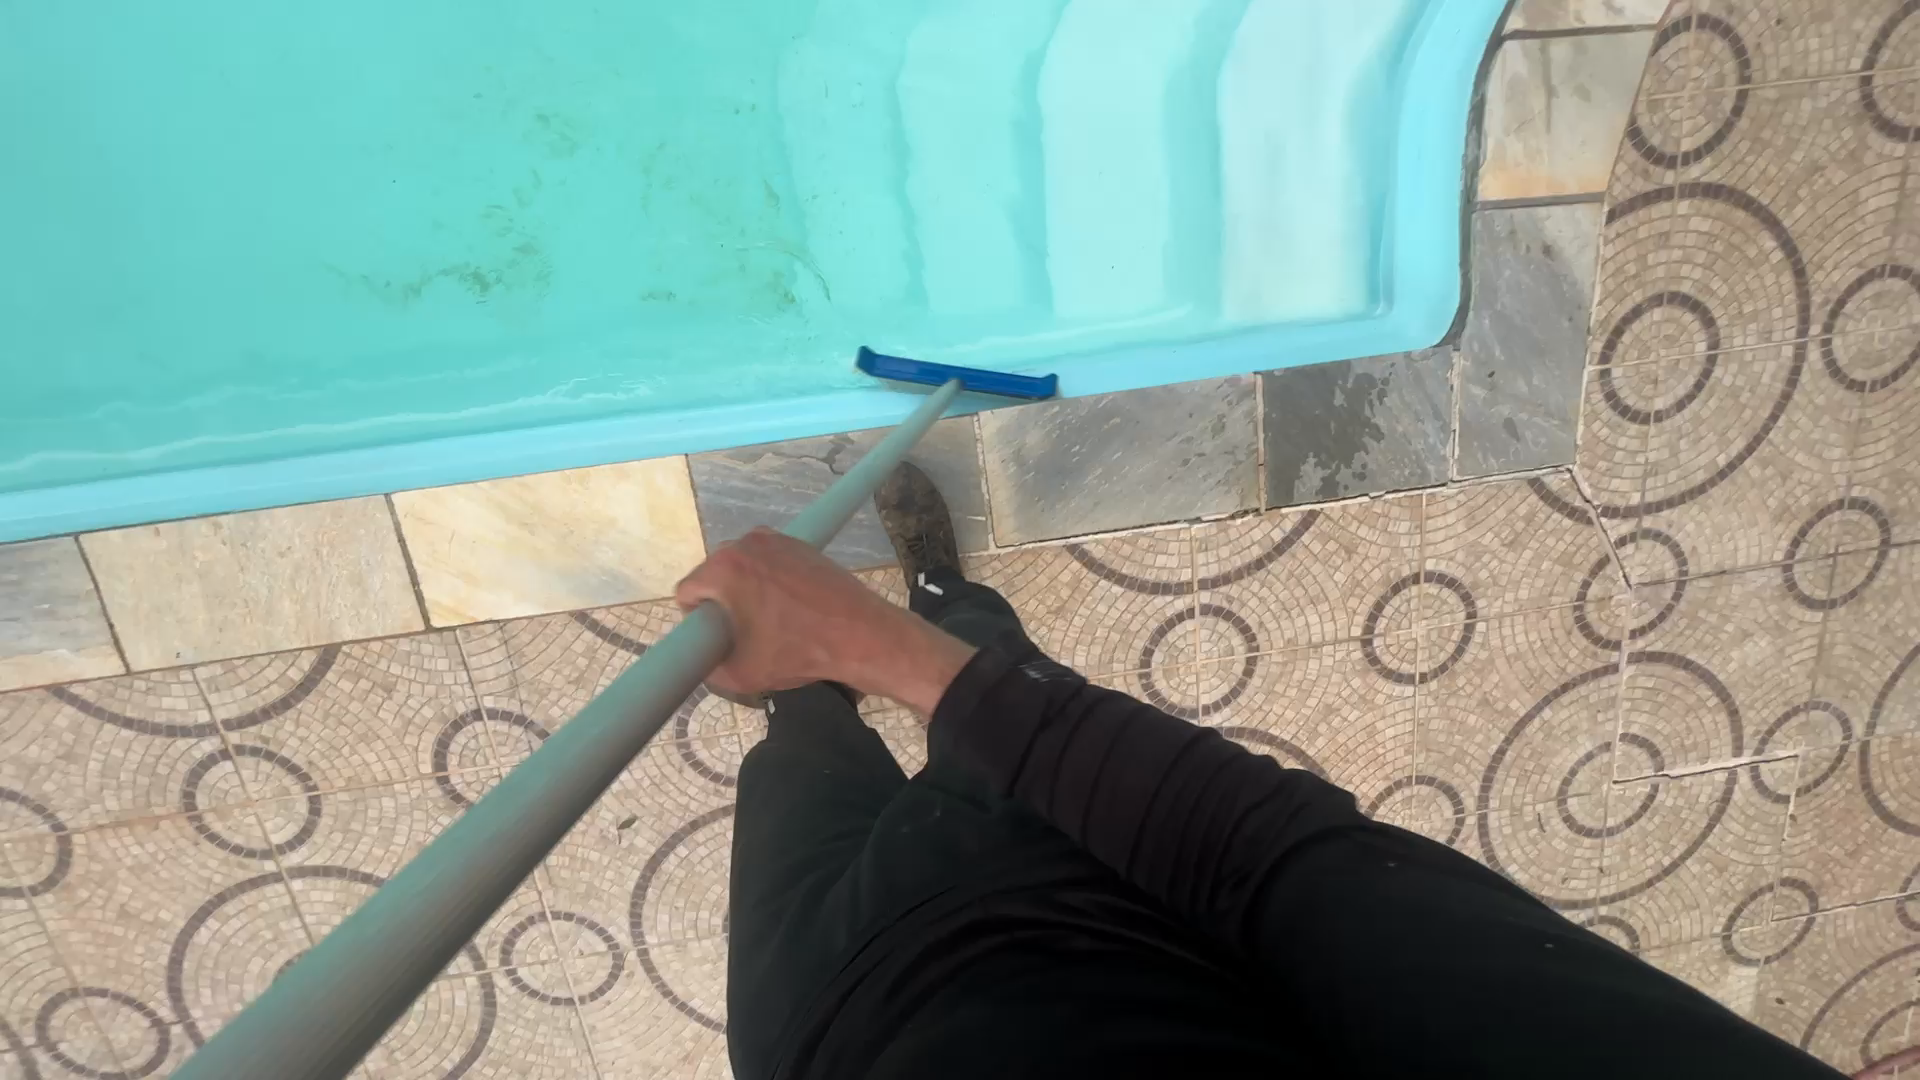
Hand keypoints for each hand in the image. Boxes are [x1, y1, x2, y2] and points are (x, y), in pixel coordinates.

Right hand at [674, 528, 975, 712]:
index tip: (715, 638)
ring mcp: (776, 539)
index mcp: (724, 568)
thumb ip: (709, 670)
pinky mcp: (800, 544)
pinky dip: (769, 580)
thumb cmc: (801, 652)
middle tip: (742, 631)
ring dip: (745, 590)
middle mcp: (746, 543)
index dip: (695, 620)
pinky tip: (787, 606)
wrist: (861, 633)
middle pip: (714, 574)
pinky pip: (768, 562)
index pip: (688, 590)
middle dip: (721, 602)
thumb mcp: (742, 674)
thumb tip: (704, 662)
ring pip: (742, 567)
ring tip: (767, 620)